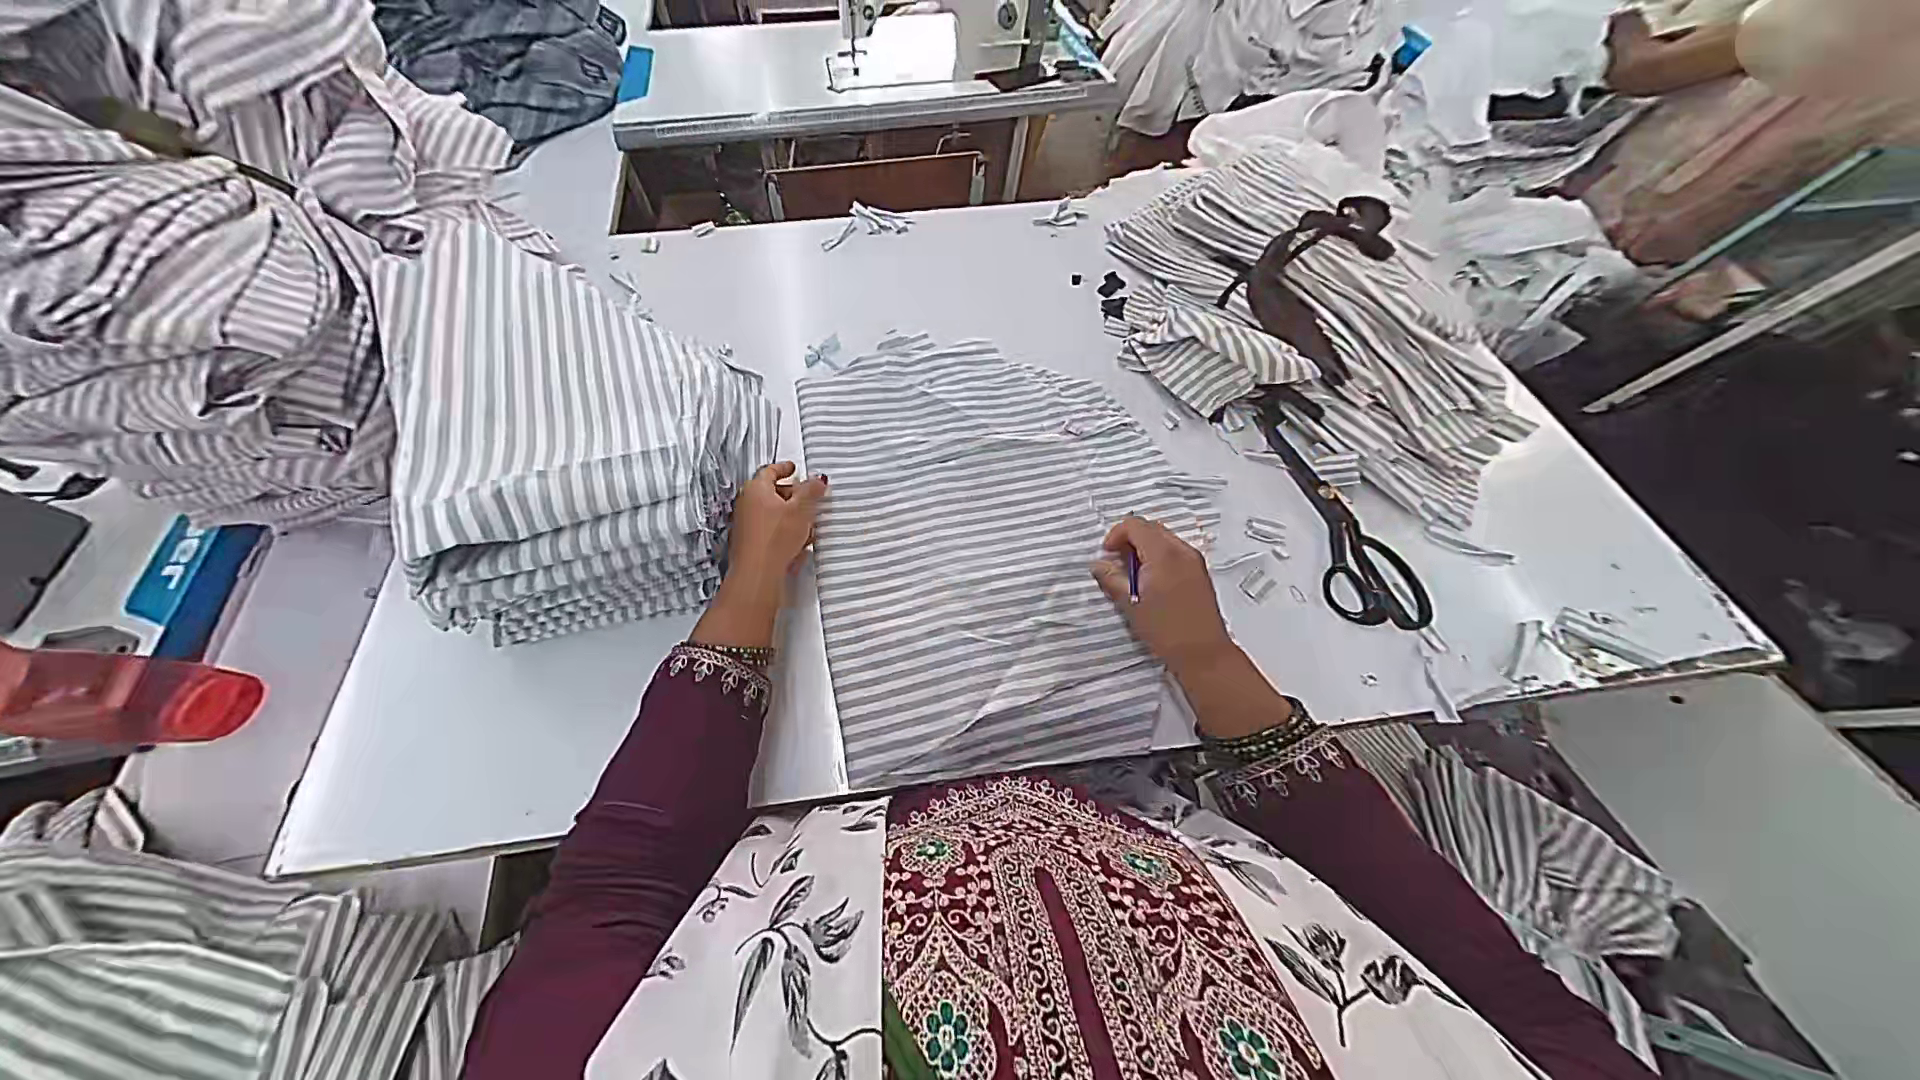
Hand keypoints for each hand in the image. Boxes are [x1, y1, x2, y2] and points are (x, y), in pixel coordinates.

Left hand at [693, 462, 827, 648]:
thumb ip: (812, 491)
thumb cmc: (774, 539)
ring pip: (772, 513)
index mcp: (756, 489)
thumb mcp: (802, 510)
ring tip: (809, 521)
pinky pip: (771, 530)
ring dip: (790, 514)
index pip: (770, 471)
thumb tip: (818, 480)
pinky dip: (785, 530)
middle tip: (808, 495)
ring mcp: (747, 525)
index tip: (793, 468)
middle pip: (771, 492)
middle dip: (791, 493)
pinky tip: (800, 541)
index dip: (784, 468)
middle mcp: (747, 504)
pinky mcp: (752, 543)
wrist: (758, 573)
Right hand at [1089, 516, 1233, 677]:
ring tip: (1132, 574)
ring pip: (1163, 538)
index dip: (1115, 535)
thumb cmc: (1166, 630)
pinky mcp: (1199, 572)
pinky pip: (1174, 551)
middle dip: (1129, 539)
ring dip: (1143, 548)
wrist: (1202, 652)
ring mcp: (1194, 561)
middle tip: (1116, 562)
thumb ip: (1112, 578)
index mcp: (1163, 554)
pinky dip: (1158, 556)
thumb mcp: (1131, 604)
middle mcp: (1182, 551)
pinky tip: (1150, 581)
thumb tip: (1099, 565)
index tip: (1107, 554)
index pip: (1135, 525)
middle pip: (1150, 528)